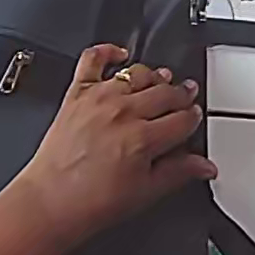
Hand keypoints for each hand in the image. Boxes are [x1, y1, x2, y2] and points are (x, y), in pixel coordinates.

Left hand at [2, 44, 217, 254]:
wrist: (49, 202)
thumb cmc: (91, 203)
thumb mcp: (145, 193)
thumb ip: (178, 172)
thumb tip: (204, 165)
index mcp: (143, 139)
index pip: (182, 119)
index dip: (193, 116)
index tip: (193, 116)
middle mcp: (123, 113)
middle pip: (165, 93)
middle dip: (181, 94)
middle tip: (185, 96)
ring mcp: (99, 98)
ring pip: (138, 73)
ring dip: (154, 76)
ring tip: (162, 80)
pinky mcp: (78, 91)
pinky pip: (93, 58)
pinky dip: (107, 51)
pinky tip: (120, 54)